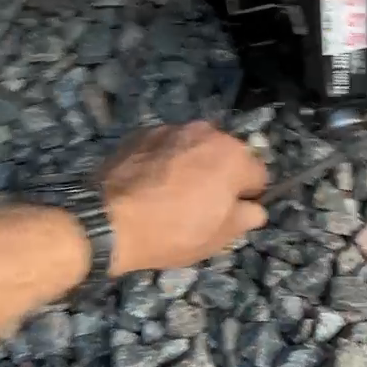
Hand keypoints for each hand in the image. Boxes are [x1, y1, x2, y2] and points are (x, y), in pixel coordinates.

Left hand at [100, 121, 268, 274]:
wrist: (107, 220)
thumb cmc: (172, 231)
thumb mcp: (218, 237)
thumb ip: (245, 218)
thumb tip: (254, 209)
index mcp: (234, 157)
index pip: (258, 175)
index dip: (247, 197)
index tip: (230, 213)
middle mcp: (207, 133)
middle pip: (226, 156)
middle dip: (220, 176)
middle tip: (200, 205)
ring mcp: (172, 129)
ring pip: (194, 148)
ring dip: (192, 165)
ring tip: (171, 194)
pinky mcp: (142, 133)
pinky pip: (166, 147)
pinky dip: (165, 161)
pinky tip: (150, 185)